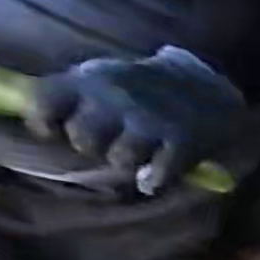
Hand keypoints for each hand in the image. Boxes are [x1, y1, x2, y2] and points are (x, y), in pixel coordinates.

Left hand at [30, 46, 241, 194]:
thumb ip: (80, 95)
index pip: (44, 103)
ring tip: (137, 162)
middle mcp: (116, 97)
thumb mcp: (111, 77)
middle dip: (95, 148)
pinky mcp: (183, 142)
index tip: (55, 134)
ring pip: (120, 159)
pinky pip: (158, 173)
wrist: (215, 90)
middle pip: (83, 139)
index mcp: (91, 78)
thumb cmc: (155, 87)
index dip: (46, 124)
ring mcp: (152, 121)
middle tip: (110, 148)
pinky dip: (153, 181)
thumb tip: (47, 122)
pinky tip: (153, 180)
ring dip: (127, 165)